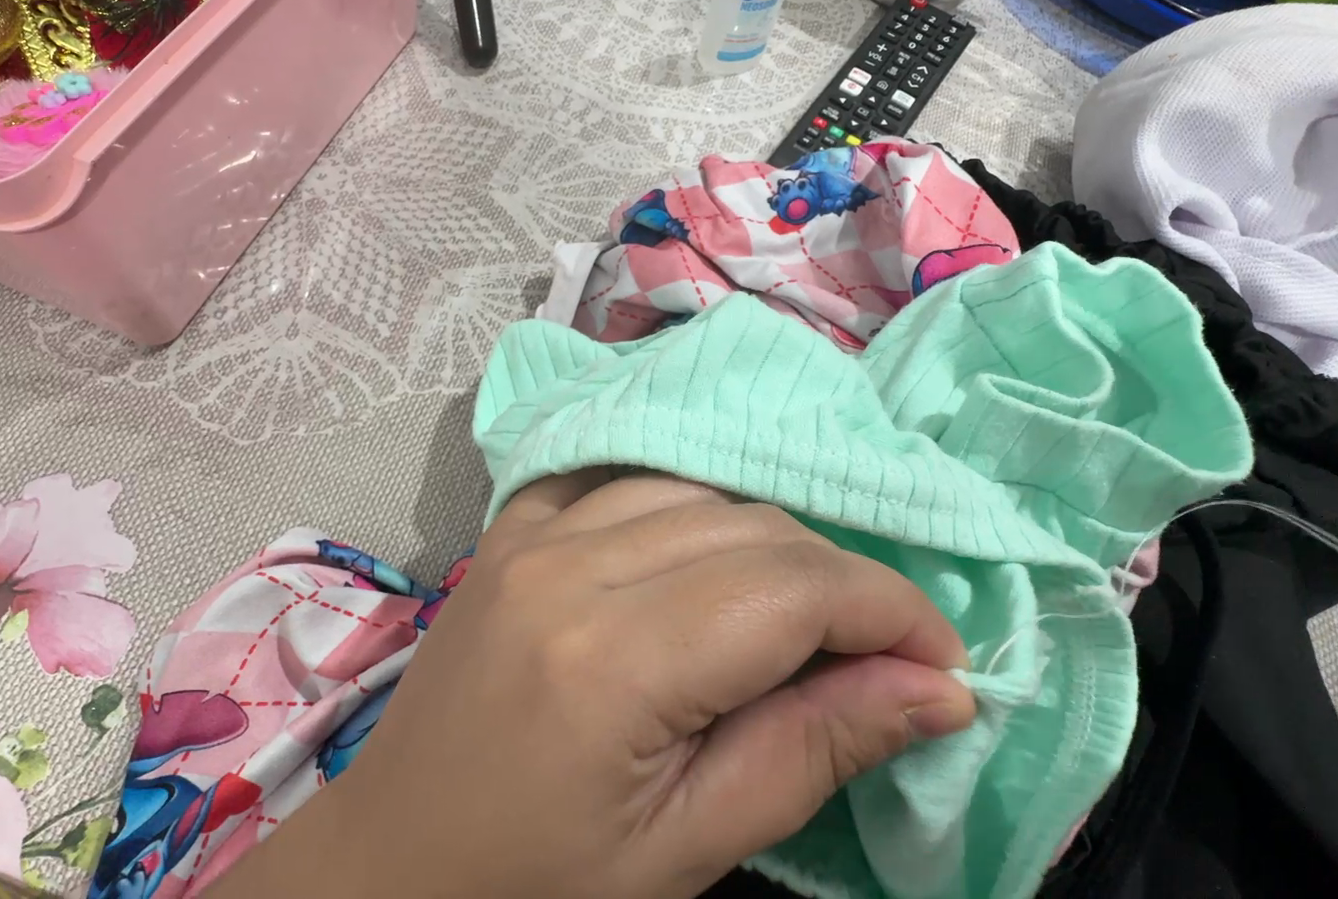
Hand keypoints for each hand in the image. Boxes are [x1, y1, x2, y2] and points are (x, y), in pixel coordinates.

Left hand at [245, 471, 976, 898]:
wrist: (395, 858)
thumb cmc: (539, 881)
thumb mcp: (688, 846)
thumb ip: (813, 750)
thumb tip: (936, 687)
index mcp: (611, 660)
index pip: (791, 588)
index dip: (888, 611)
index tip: (942, 661)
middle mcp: (569, 566)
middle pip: (751, 527)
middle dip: (840, 583)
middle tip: (877, 655)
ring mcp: (531, 534)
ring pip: (696, 490)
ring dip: (769, 543)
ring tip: (796, 616)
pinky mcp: (512, 528)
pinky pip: (623, 477)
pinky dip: (687, 504)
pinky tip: (706, 551)